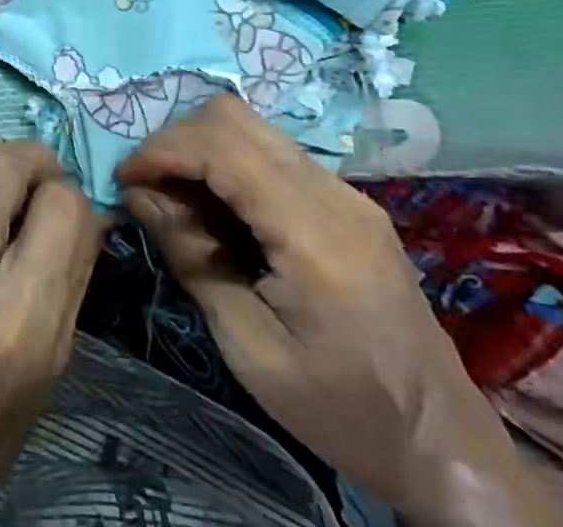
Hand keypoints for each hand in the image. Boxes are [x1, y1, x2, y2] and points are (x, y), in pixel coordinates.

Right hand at [115, 97, 561, 526]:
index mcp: (316, 234)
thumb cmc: (338, 406)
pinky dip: (224, 164)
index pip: (223, 147)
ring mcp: (347, 195)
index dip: (161, 150)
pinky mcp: (346, 205)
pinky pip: (270, 155)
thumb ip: (189, 256)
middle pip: (235, 119)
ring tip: (170, 196)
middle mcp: (336, 196)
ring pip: (251, 128)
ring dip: (198, 149)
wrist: (440, 444)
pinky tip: (210, 208)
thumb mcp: (246, 344)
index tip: (122, 180)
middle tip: (144, 187)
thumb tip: (136, 194)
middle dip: (174, 141)